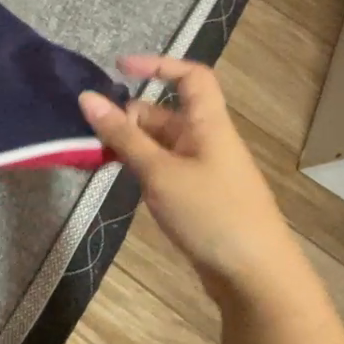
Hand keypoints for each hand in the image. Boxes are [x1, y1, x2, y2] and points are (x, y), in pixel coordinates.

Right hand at [78, 55, 301, 299]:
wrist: (256, 279)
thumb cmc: (212, 215)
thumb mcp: (159, 172)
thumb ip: (122, 135)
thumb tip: (87, 98)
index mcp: (208, 126)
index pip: (191, 78)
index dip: (158, 65)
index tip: (117, 68)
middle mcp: (206, 141)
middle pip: (162, 112)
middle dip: (124, 117)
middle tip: (89, 134)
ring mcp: (200, 169)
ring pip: (156, 141)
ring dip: (125, 144)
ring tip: (93, 157)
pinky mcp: (194, 194)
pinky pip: (159, 165)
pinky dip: (135, 165)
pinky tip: (115, 178)